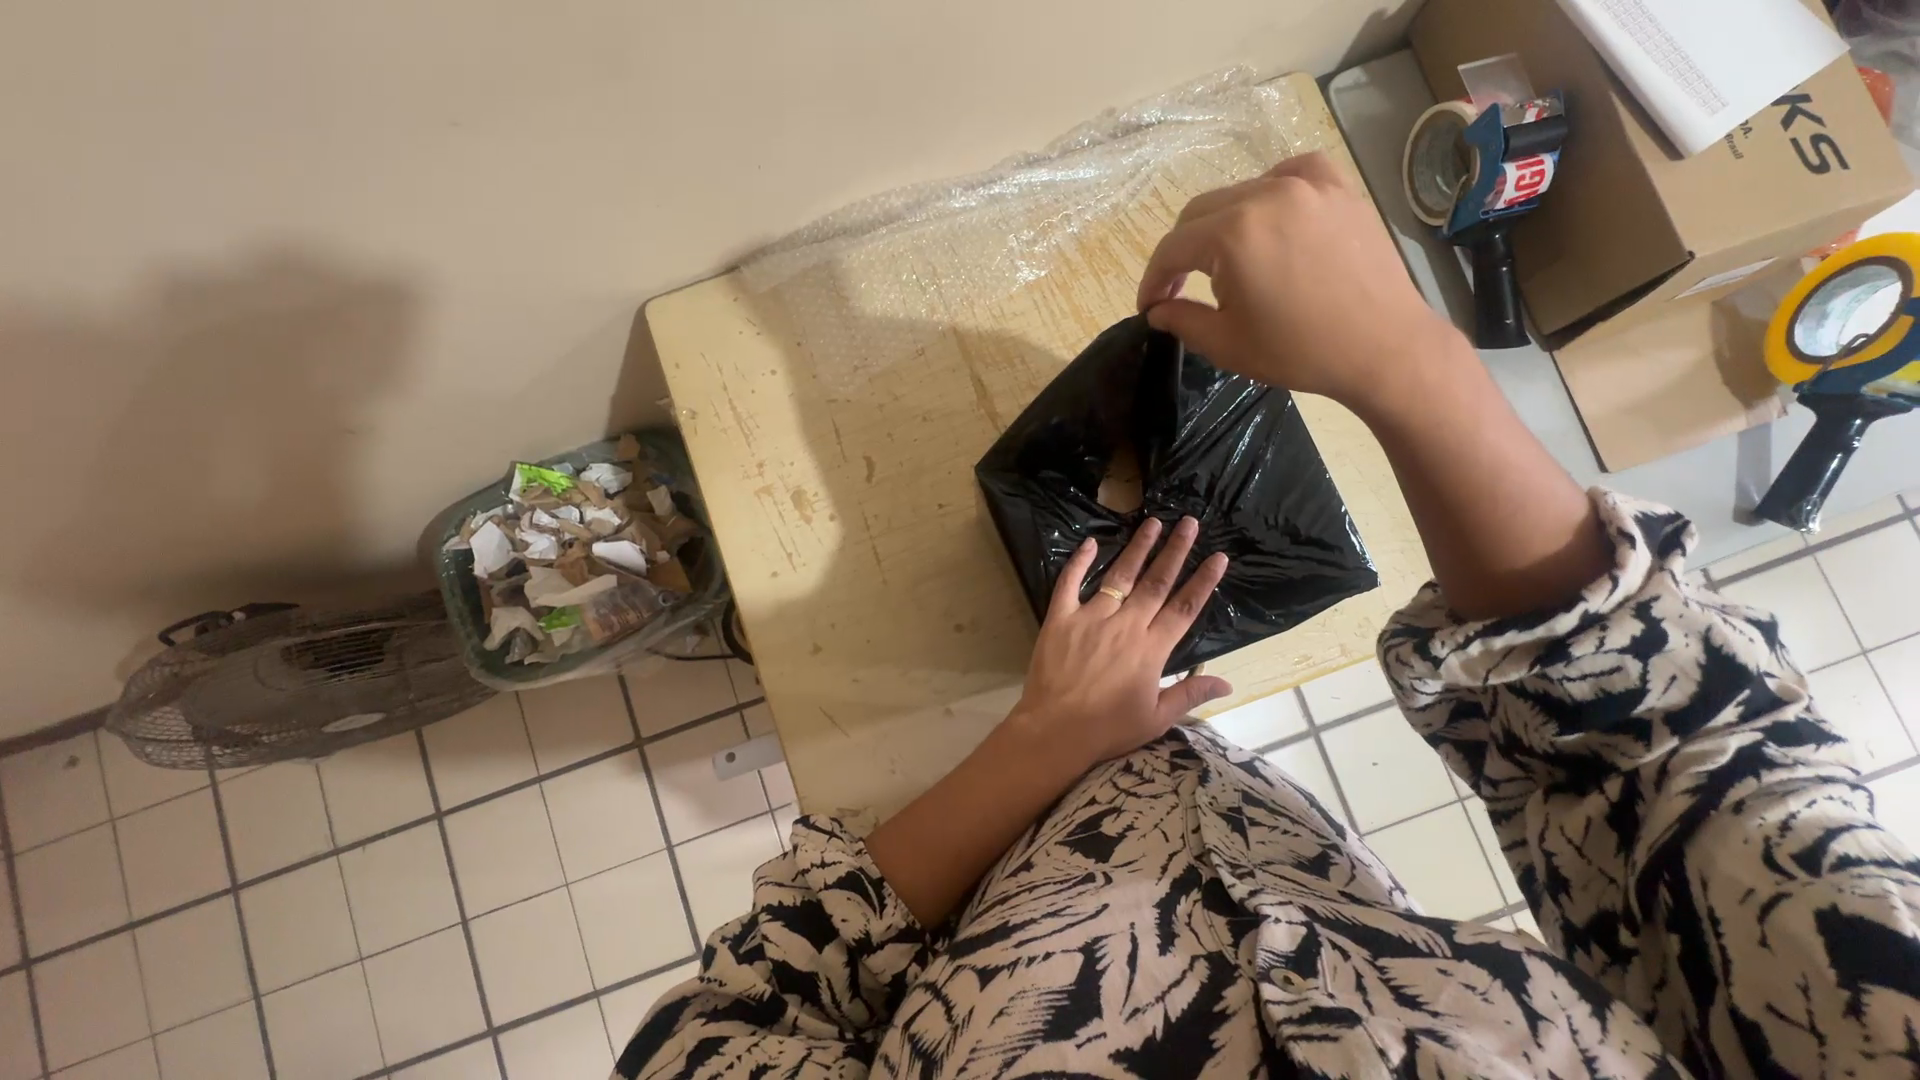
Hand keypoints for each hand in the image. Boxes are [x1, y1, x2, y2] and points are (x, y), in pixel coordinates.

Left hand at [1007, 516, 1231, 773]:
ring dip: (1138, 548)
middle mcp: (1126, 626)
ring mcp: (1091, 618)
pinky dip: (1080, 561)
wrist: (1055, 730)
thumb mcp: (1156, 718)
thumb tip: (1227, 683)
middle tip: (1189, 522)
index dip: (1203, 581)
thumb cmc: (1108, 729)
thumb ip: (1190, 694)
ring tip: (1153, 522)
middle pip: (1156, 582)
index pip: (1184, 607)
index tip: (1218, 556)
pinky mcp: (1061, 619)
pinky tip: (1090, 542)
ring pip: (1119, 576)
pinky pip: (1069, 583)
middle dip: (1175, 550)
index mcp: (1152, 649)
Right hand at [1135, 151, 1466, 411]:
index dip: (1153, 279)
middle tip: (1179, 289)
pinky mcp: (1339, 189)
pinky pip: (1289, 174)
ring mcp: (1307, 185)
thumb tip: (1158, 309)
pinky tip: (1269, 219)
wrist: (1383, 347)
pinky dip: (1269, 192)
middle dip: (1182, 252)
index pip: (1172, 248)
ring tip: (1226, 263)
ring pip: (1240, 193)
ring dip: (1221, 226)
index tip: (1149, 306)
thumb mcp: (1226, 344)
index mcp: (1233, 234)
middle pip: (1200, 214)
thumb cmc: (1299, 351)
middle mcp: (1266, 194)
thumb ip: (1181, 320)